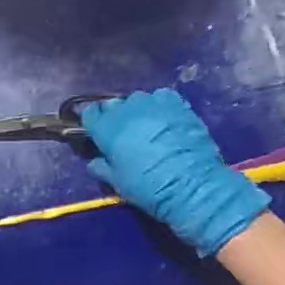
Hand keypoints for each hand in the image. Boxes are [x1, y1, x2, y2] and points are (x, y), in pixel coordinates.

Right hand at [80, 89, 268, 256]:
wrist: (193, 186)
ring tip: (145, 126)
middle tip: (123, 135)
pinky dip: (160, 105)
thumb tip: (95, 161)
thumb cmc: (149, 187)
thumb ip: (102, 167)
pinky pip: (162, 97)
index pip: (90, 114)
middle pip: (114, 105)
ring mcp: (153, 103)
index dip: (94, 124)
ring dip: (138, 111)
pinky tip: (165, 119)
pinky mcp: (177, 104)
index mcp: (107, 128)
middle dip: (115, 117)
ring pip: (138, 100)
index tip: (98, 134)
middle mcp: (127, 109)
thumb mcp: (118, 183)